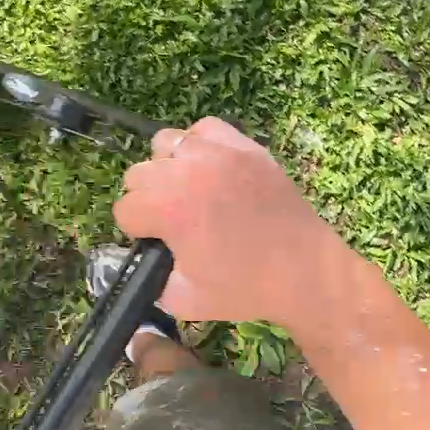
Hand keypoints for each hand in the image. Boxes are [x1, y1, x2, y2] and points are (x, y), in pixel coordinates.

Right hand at [113, 117, 354, 329]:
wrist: (304, 270)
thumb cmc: (244, 288)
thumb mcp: (183, 299)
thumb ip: (153, 277)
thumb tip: (146, 260)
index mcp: (169, 208)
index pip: (125, 208)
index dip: (137, 231)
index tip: (159, 244)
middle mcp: (187, 171)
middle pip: (138, 173)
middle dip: (148, 199)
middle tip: (174, 221)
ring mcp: (218, 152)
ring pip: (166, 144)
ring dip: (169, 168)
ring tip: (189, 191)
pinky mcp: (244, 146)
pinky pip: (204, 130)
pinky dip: (199, 146)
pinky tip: (211, 171)